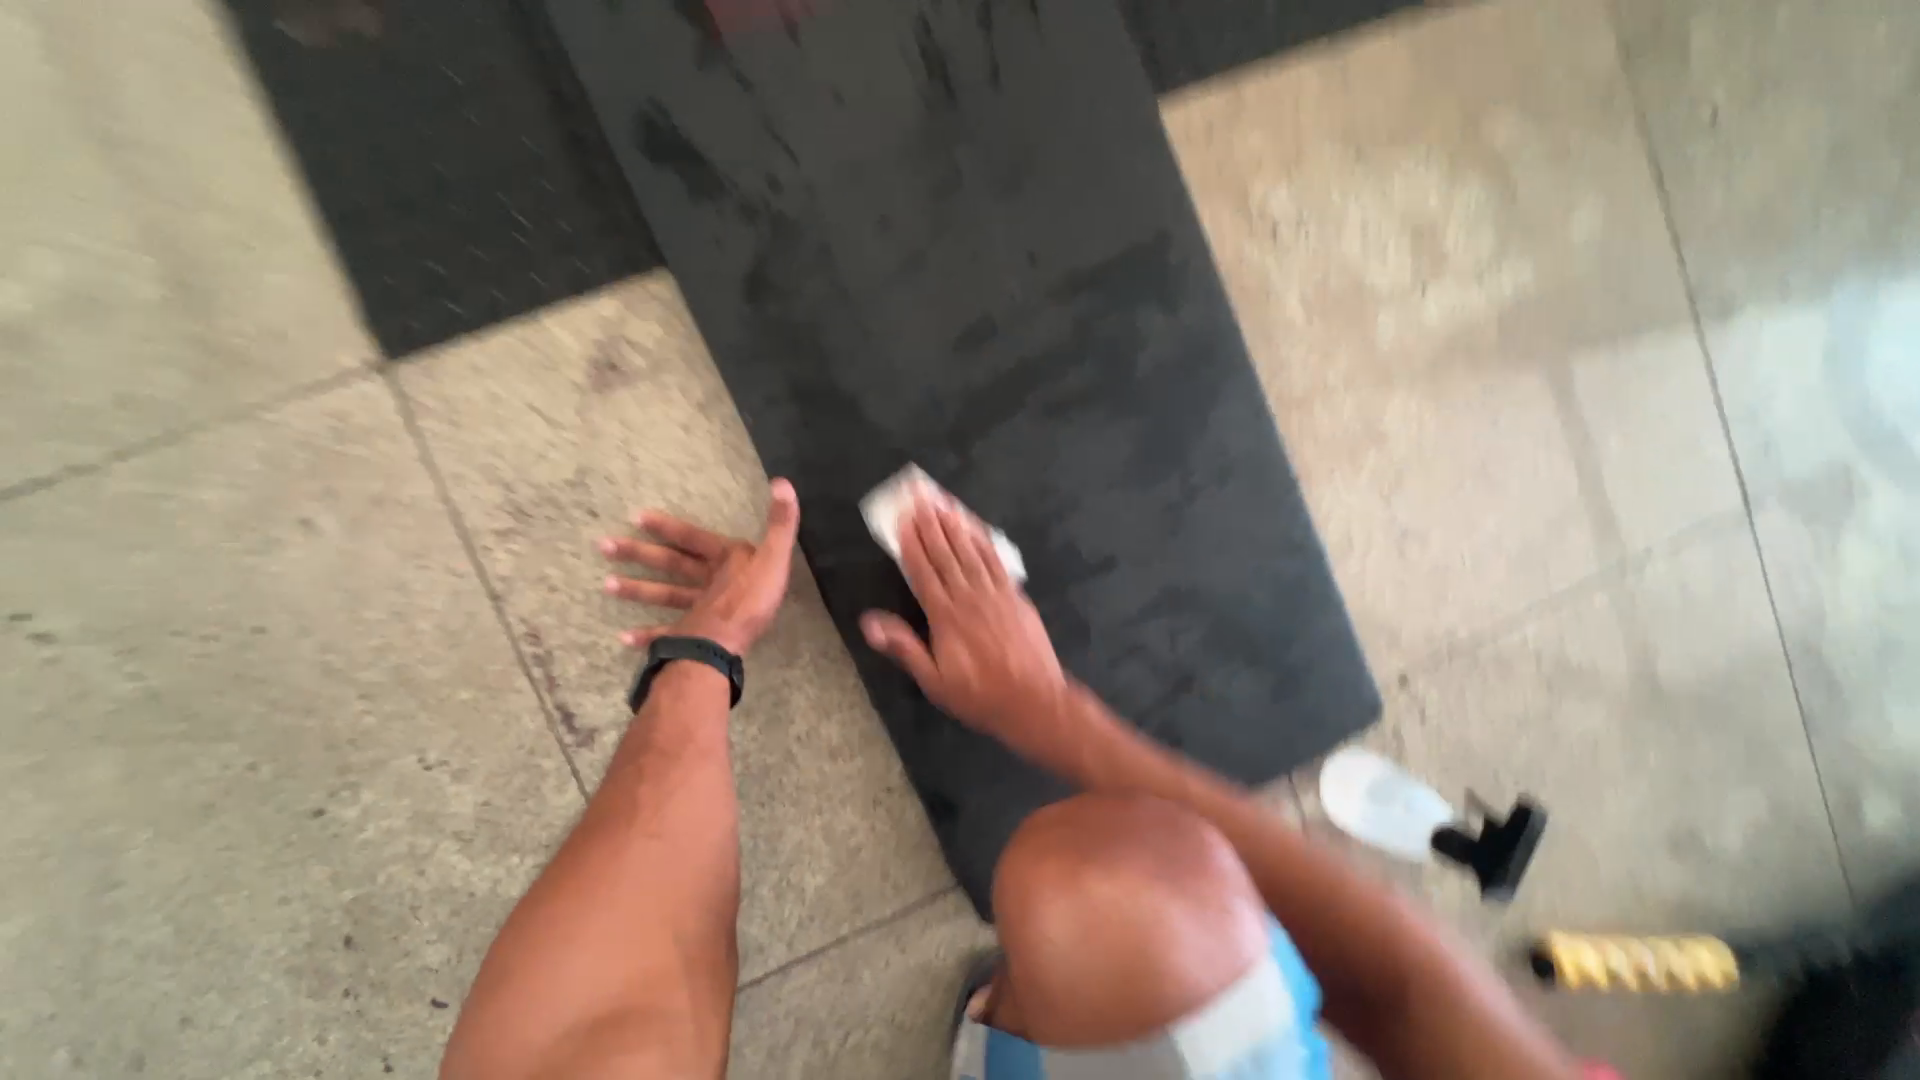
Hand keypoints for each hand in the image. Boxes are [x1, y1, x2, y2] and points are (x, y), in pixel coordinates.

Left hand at [598, 479, 799, 656]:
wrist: (732, 637)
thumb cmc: (754, 598)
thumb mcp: (775, 556)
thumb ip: (781, 523)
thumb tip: (782, 482)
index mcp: (725, 560)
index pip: (692, 537)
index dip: (668, 526)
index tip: (635, 517)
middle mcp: (705, 580)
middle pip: (670, 564)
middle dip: (639, 554)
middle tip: (603, 546)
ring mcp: (695, 609)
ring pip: (664, 596)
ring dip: (636, 590)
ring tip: (605, 585)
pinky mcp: (692, 635)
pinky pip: (667, 635)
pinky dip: (647, 637)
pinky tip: (624, 639)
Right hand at [860, 495, 1081, 766]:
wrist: (1034, 701)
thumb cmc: (979, 695)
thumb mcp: (934, 681)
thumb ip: (904, 647)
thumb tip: (869, 622)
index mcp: (945, 616)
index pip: (923, 572)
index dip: (911, 544)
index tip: (902, 519)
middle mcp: (969, 597)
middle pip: (946, 554)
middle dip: (930, 524)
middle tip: (920, 496)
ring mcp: (995, 593)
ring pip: (971, 551)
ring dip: (955, 526)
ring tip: (943, 503)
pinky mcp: (1016, 596)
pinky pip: (996, 561)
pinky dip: (984, 541)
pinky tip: (976, 528)